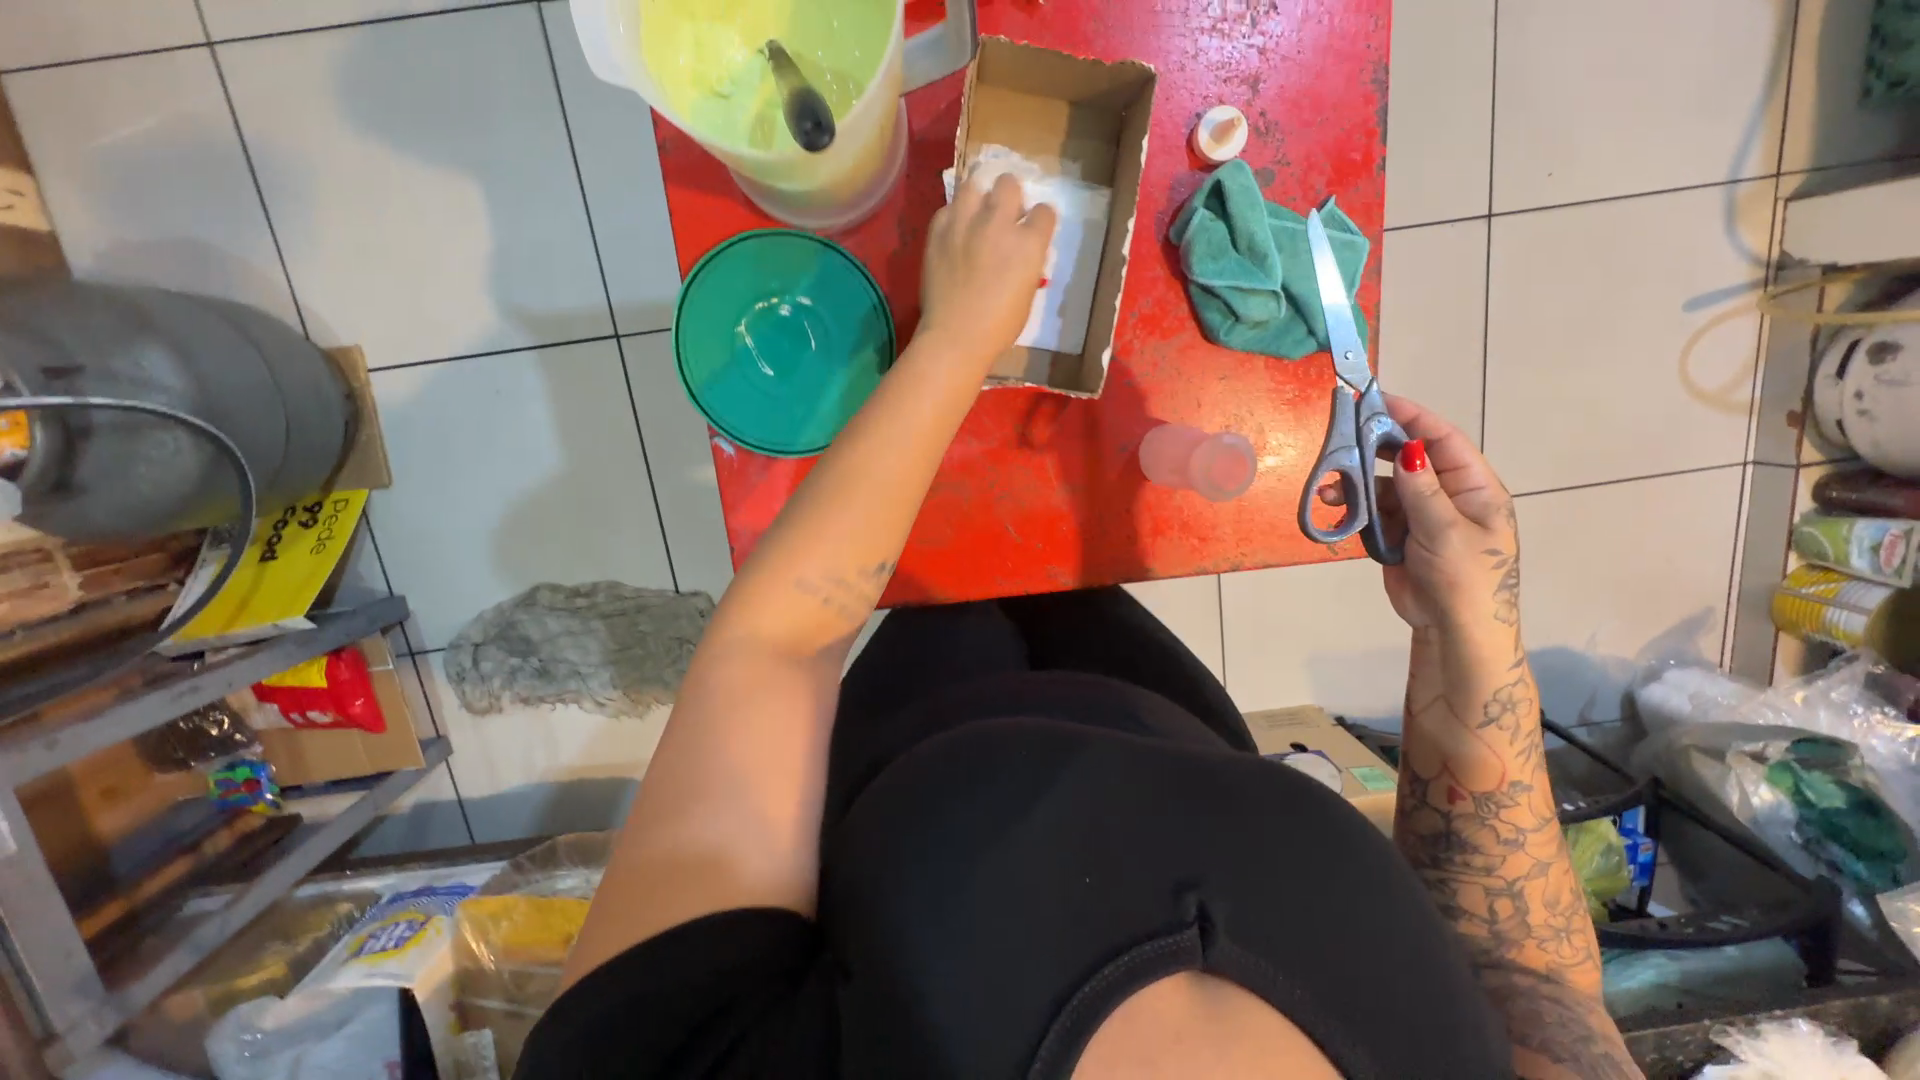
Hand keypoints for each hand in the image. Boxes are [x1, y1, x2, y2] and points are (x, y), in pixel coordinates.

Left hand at [918, 173, 1056, 360]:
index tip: (1033, 229)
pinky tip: (955, 233)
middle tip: (1004, 214)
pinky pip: (948, 208)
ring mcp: (964, 223)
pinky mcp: (938, 230)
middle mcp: (998, 223)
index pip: (1044, 211)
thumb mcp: (1027, 291)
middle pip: (1008, 183)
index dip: (1039, 220)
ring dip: (979, 197)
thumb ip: (1028, 260)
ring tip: (977, 215)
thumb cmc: (999, 325)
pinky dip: (954, 216)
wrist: (955, 335)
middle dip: (1010, 195)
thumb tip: (1022, 248)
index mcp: (1028, 242)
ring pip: (974, 184)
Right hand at [1319, 395, 1518, 636]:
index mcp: (1474, 488)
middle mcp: (1447, 494)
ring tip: (1330, 490)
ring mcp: (1421, 515)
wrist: (1453, 629)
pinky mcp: (1399, 535)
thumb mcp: (1447, 532)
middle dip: (1376, 448)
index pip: (1443, 440)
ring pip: (1384, 485)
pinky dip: (1353, 507)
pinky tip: (1335, 507)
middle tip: (1342, 436)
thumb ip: (1424, 491)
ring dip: (1357, 484)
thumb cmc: (1465, 578)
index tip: (1378, 400)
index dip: (1412, 418)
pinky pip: (1373, 510)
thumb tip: (1409, 450)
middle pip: (1409, 458)